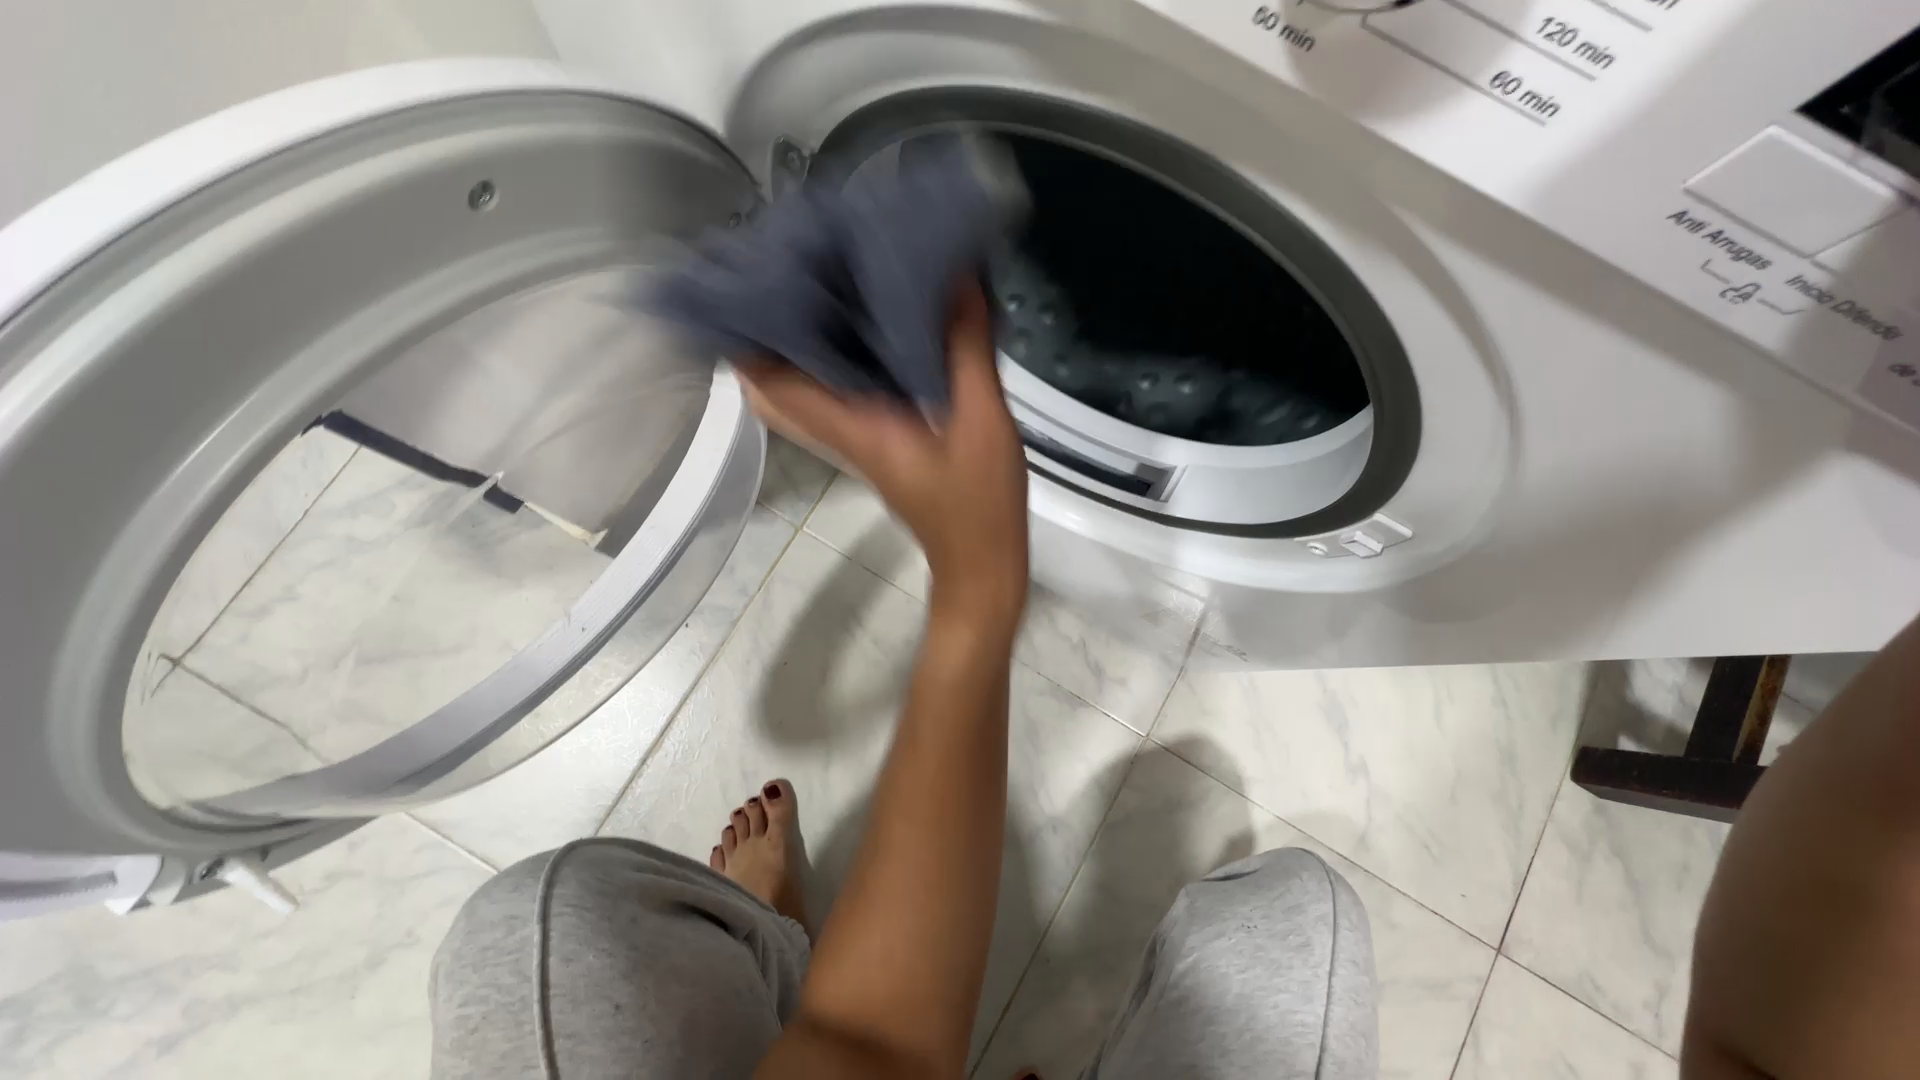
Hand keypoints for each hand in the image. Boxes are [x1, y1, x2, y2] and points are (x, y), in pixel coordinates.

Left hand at [739, 285, 1029, 627]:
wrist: (981, 564)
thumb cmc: (978, 501)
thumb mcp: (982, 420)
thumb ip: (966, 350)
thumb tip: (953, 277)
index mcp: (852, 425)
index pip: (771, 385)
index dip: (746, 340)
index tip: (748, 282)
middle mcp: (842, 430)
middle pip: (775, 387)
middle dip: (768, 334)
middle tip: (783, 275)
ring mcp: (858, 437)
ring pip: (805, 389)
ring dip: (802, 344)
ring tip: (820, 286)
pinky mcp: (879, 438)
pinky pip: (840, 392)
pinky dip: (840, 358)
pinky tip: (871, 323)